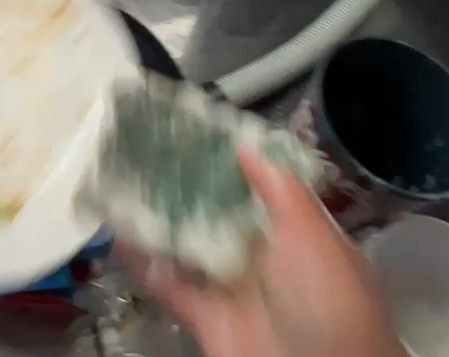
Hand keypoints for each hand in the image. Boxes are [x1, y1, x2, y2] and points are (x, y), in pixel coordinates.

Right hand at [128, 149, 406, 356]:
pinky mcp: (208, 318)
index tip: (195, 130)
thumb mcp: (314, 235)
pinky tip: (120, 233)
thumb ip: (280, 188)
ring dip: (160, 219)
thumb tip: (245, 145)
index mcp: (298, 235)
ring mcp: (234, 288)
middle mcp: (265, 258)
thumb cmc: (328, 302)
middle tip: (148, 147)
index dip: (230, 160)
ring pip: (191, 245)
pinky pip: (172, 285)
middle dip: (187, 185)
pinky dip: (146, 262)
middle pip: (220, 213)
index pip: (261, 188)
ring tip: (125, 181)